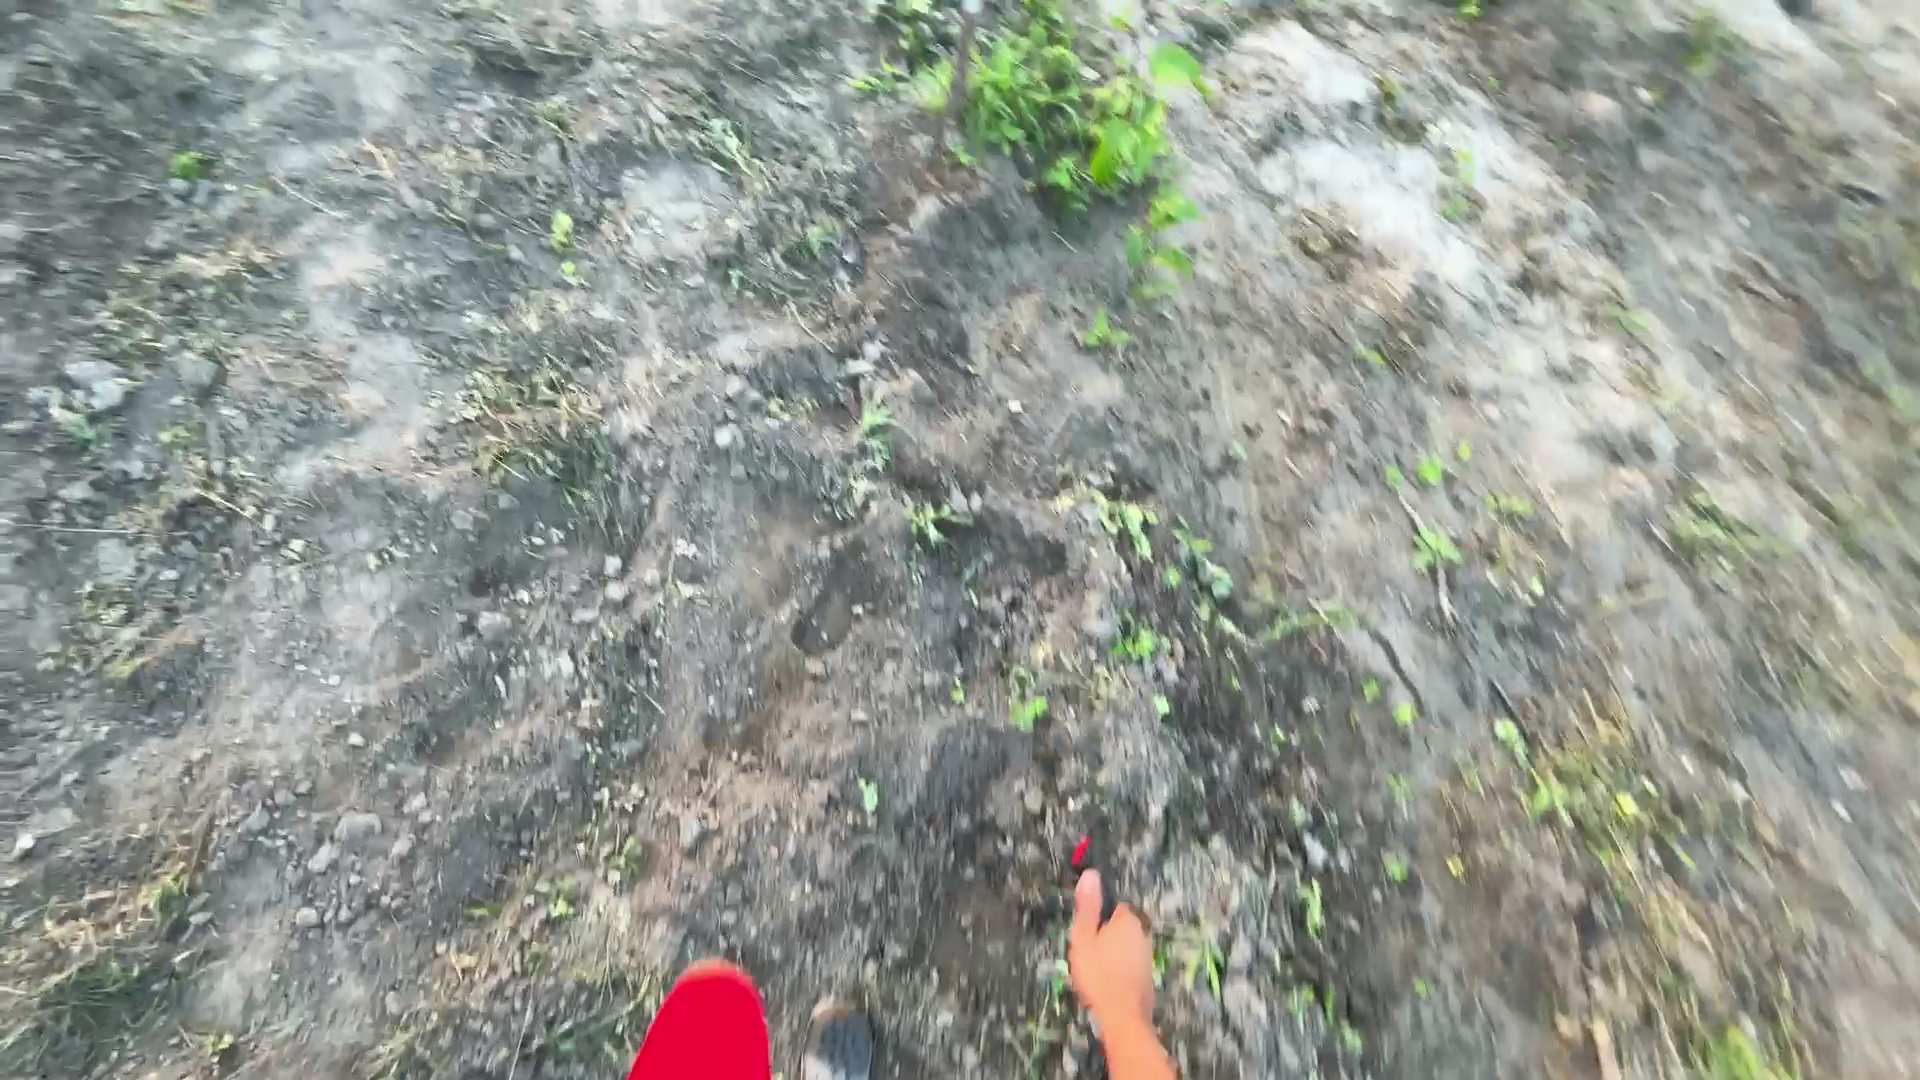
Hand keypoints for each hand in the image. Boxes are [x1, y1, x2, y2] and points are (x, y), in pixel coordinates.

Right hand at [1067, 870, 1154, 1031]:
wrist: (1123, 1020)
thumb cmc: (1099, 974)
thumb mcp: (1084, 936)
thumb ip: (1088, 905)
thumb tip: (1091, 874)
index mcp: (1129, 918)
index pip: (1112, 906)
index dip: (1096, 918)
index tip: (1085, 936)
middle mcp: (1143, 933)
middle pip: (1117, 926)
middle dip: (1103, 937)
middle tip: (1087, 955)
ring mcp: (1148, 956)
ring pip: (1122, 946)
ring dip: (1110, 954)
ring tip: (1093, 972)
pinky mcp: (1147, 976)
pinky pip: (1128, 963)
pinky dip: (1117, 969)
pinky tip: (1106, 983)